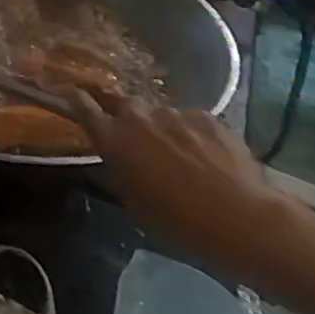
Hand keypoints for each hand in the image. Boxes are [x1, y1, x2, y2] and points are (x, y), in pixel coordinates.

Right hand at [71, 92, 294, 252]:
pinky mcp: (208, 119)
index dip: (75, 97)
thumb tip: (116, 160)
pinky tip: (208, 155)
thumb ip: (118, 170)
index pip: (80, 103)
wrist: (242, 218)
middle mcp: (136, 117)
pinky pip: (191, 121)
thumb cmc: (175, 218)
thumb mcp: (132, 199)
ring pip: (159, 115)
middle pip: (121, 104)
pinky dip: (193, 133)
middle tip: (136, 138)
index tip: (72, 95)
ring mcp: (174, 115)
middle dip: (124, 116)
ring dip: (162, 128)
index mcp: (110, 137)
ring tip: (180, 153)